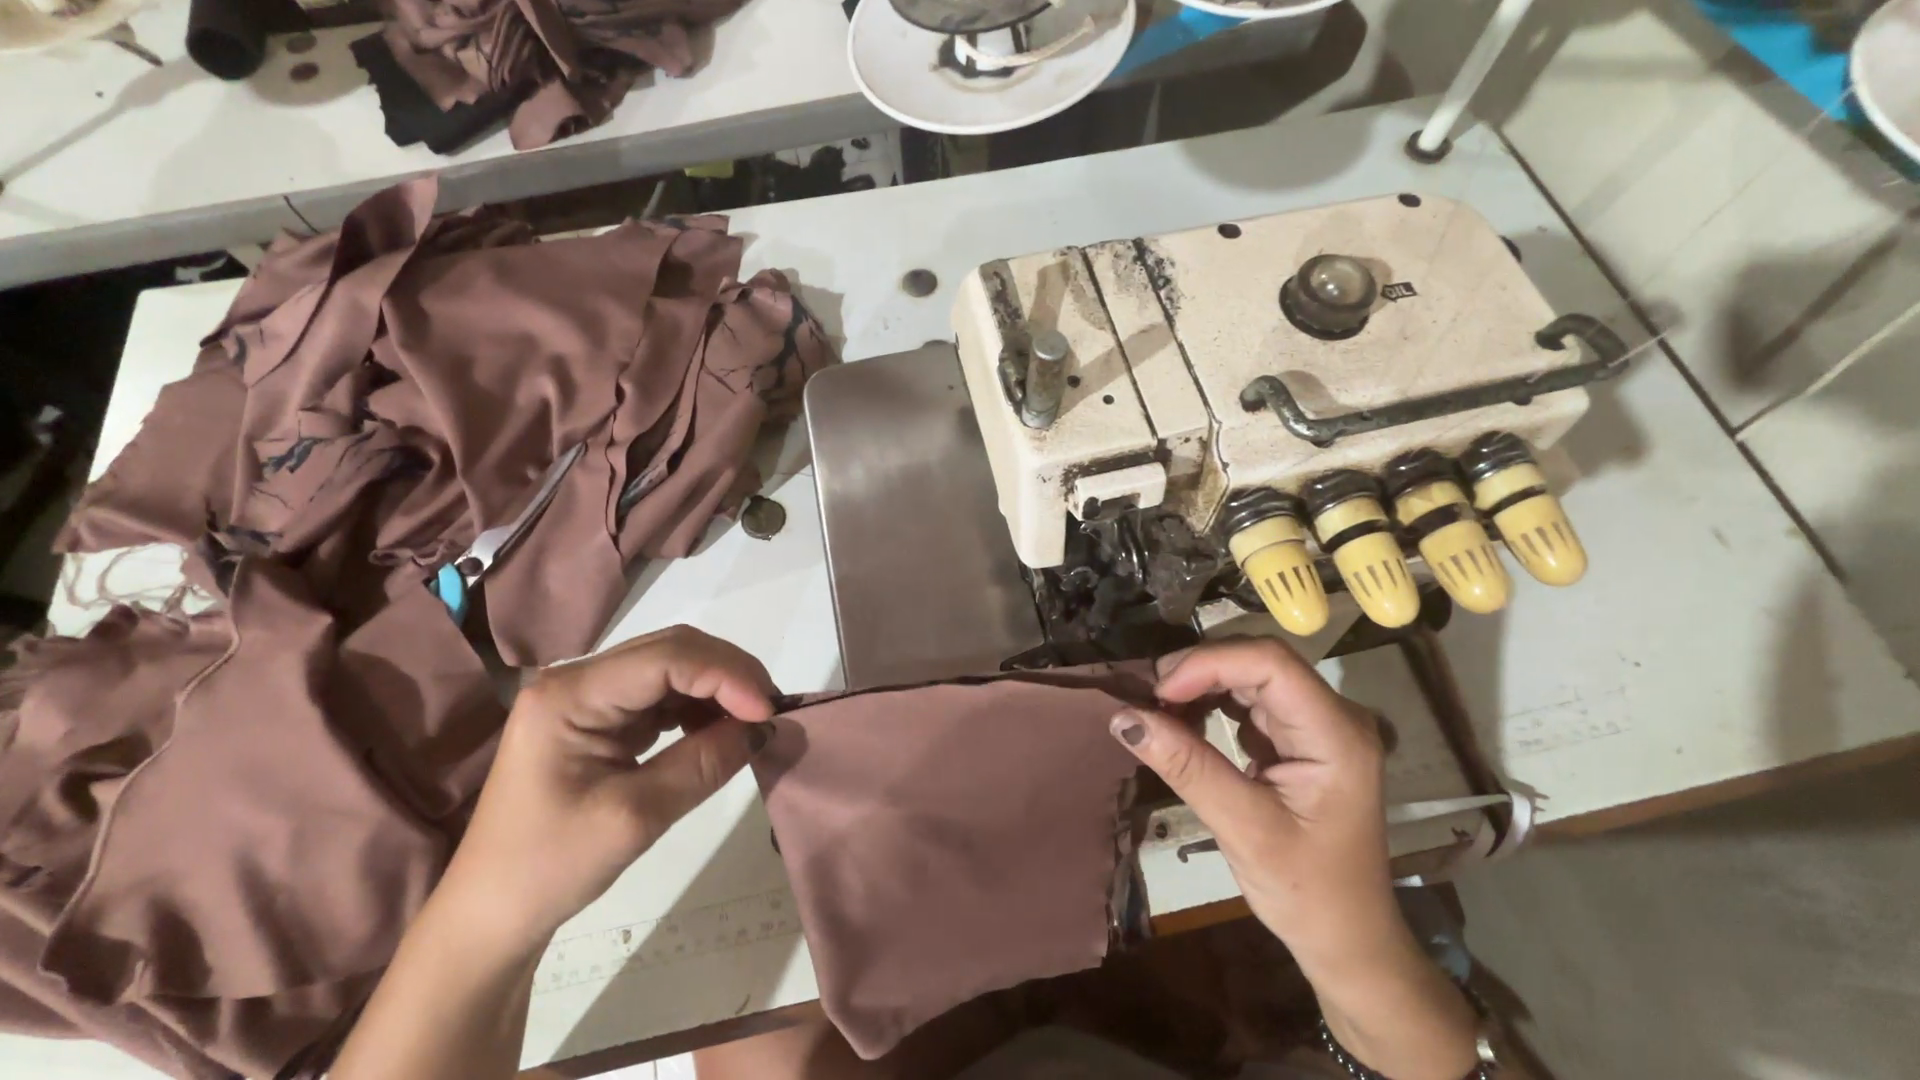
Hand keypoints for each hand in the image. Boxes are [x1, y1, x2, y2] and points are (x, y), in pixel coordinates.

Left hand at [439, 626, 777, 947]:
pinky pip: (660, 697)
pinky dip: (698, 709)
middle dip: (728, 675)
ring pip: (671, 669)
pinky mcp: (598, 720)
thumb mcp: (636, 817)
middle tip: (772, 713)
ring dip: (717, 690)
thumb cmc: (550, 867)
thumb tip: (766, 728)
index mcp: (569, 694)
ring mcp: (585, 698)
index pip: (666, 657)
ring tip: (753, 724)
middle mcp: (576, 680)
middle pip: (671, 651)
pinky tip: (720, 732)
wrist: (491, 915)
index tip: (769, 712)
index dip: (726, 675)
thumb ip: (704, 764)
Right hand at [1110, 637, 1477, 1079]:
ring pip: (1250, 676)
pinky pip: (1248, 700)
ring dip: (1201, 684)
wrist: (1346, 937)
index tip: (1158, 692)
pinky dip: (1209, 703)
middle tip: (1148, 698)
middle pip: (1260, 661)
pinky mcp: (1297, 738)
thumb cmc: (1306, 890)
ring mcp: (1315, 725)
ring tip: (1157, 709)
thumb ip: (1187, 766)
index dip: (1209, 663)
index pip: (1271, 663)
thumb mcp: (1243, 829)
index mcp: (1336, 734)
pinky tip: (1181, 721)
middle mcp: (1331, 715)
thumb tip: (1123, 718)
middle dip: (1200, 670)